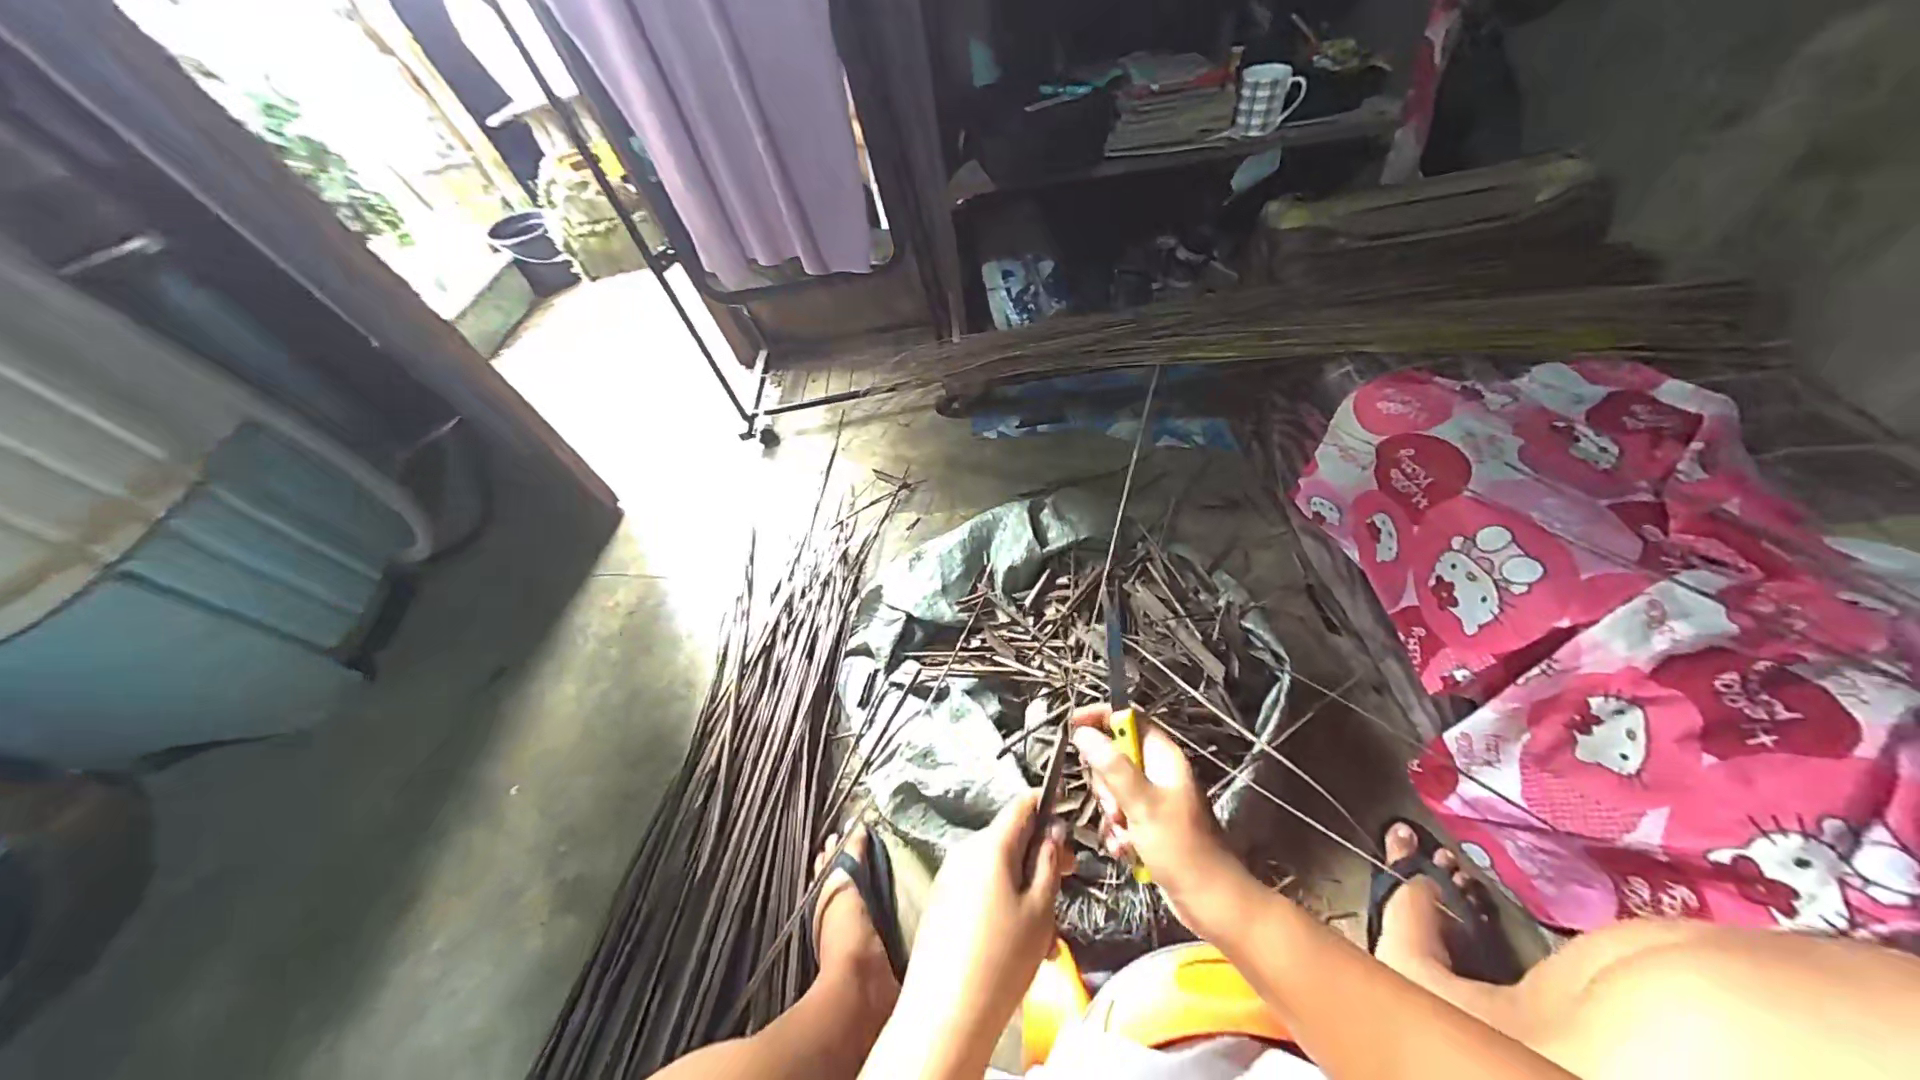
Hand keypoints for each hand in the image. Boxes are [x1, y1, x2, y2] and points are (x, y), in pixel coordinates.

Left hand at [894, 792, 1068, 1065]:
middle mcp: (964, 852)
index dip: (1047, 808)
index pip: (1020, 805)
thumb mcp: (1040, 908)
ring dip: (1025, 887)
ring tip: (1046, 931)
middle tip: (1067, 879)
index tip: (1068, 827)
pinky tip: (1020, 940)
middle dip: (1040, 856)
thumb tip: (1052, 830)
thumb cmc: (1003, 956)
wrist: (946, 1012)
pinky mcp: (941, 902)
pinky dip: (1003, 902)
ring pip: (997, 869)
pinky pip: (980, 889)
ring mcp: (949, 877)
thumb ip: (1049, 862)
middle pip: (1009, 839)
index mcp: (989, 845)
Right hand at [1069, 704, 1250, 934]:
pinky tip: (1124, 849)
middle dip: (1104, 781)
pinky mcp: (1147, 825)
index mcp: (1163, 757)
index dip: (1100, 717)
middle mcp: (1157, 773)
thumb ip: (1112, 766)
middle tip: (1114, 805)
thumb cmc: (1181, 848)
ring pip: (1112, 788)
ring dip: (1110, 811)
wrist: (1210, 902)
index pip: (1128, 719)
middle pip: (1114, 755)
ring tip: (1123, 831)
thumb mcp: (1142, 804)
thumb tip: (1083, 733)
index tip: (1073, 726)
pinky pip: (1118, 815)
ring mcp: (1152, 799)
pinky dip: (1116, 831)